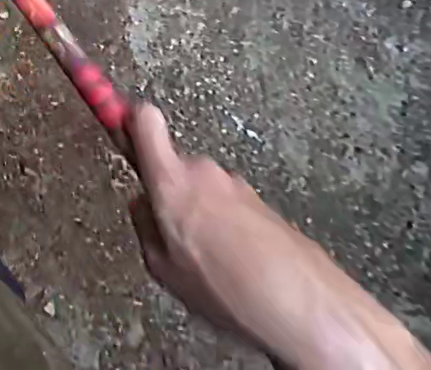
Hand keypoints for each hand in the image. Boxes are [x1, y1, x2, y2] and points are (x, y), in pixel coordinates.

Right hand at [126, 105, 430, 369]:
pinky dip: (232, 233)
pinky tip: (242, 273)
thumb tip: (144, 206)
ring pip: (205, 191)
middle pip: (173, 164)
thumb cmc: (231, 291)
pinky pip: (234, 211)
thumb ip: (143, 224)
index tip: (115, 115)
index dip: (128, 115)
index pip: (144, 118)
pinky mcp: (267, 208)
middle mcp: (204, 171)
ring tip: (215, 266)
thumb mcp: (162, 266)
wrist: (315, 314)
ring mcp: (239, 188)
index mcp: (170, 179)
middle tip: (176, 235)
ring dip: (204, 216)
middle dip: (171, 192)